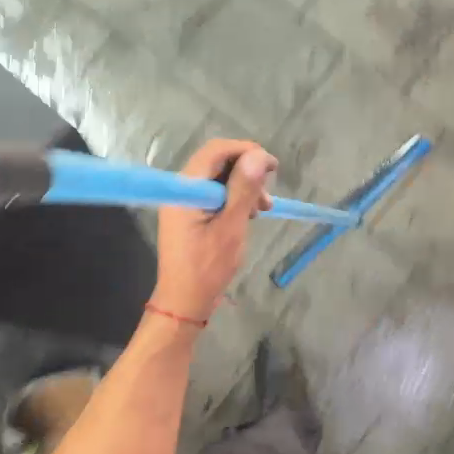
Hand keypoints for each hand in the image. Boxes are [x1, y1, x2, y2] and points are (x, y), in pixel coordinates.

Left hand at [150, 139, 276, 322]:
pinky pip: (213, 196)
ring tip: (262, 211)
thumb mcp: (231, 228)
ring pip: (218, 180)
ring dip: (243, 188)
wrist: (183, 302)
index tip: (273, 167)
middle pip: (217, 163)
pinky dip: (233, 201)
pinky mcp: (189, 216)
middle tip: (267, 198)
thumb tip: (258, 156)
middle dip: (247, 173)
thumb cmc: (207, 268)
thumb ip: (243, 189)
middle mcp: (180, 189)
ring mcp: (183, 203)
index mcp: (185, 188)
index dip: (246, 151)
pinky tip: (248, 217)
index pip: (215, 151)